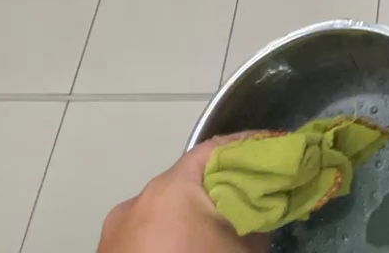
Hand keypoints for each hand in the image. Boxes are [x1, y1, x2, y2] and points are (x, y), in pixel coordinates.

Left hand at [97, 133, 270, 252]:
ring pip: (165, 209)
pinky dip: (167, 237)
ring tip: (215, 230)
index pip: (216, 148)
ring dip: (191, 214)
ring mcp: (116, 232)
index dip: (247, 146)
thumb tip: (265, 209)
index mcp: (171, 188)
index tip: (272, 149)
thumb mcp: (244, 248)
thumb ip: (257, 219)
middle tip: (249, 194)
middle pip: (189, 179)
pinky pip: (145, 235)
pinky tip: (185, 248)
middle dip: (219, 185)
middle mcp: (138, 200)